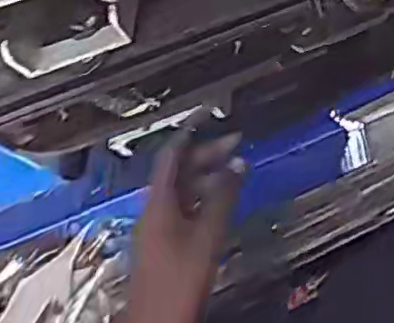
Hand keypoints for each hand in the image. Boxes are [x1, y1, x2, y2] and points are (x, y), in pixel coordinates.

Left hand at [124, 133, 244, 322]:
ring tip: (235, 171)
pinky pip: (184, 206)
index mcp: (159, 201)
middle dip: (207, 154)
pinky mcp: (164, 244)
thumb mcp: (207, 234)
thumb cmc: (179, 281)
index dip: (191, 129)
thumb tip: (238, 164)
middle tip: (236, 144)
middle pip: (179, 169)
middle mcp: (154, 209)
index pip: (173, 152)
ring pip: (183, 188)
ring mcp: (157, 227)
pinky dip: (203, 197)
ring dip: (208, 176)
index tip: (210, 112)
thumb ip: (224, 195)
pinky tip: (222, 202)